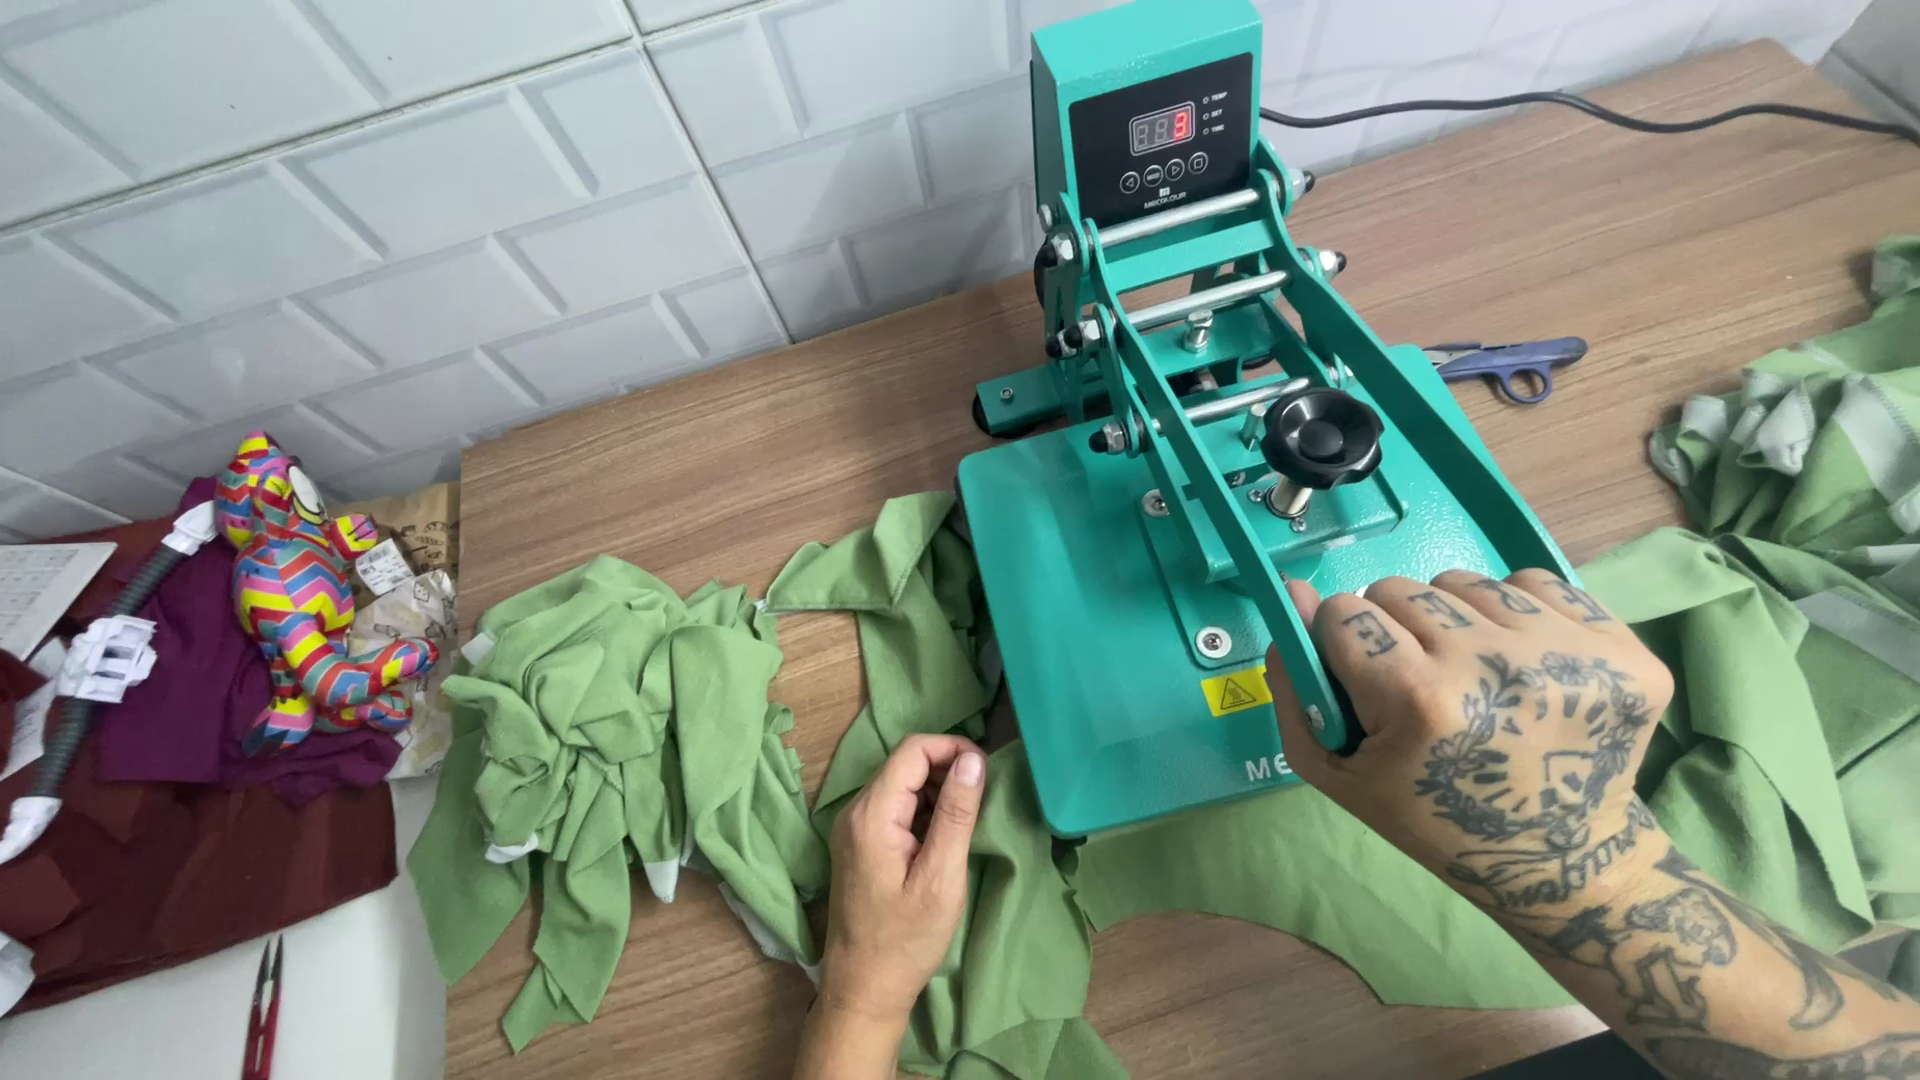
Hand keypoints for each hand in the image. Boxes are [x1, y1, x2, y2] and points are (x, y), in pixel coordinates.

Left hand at [818, 734, 985, 1025]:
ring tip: (967, 818)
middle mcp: (856, 811)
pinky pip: (895, 806)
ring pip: (901, 782)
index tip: (985, 770)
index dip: (952, 748)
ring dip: (937, 788)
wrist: (863, 992)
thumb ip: (957, 814)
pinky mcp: (860, 843)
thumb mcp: (941, 878)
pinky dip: (924, 808)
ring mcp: (854, 827)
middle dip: (947, 768)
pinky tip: (944, 835)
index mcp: (872, 814)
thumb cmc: (905, 940)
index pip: (912, 750)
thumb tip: (974, 760)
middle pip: (905, 763)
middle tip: (982, 797)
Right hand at [1265, 569, 1674, 910]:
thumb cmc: (1428, 817)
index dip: (1339, 641)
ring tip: (1465, 667)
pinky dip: (1512, 610)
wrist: (1560, 860)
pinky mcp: (1624, 651)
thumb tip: (1295, 593)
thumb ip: (1294, 680)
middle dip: (1388, 626)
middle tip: (1411, 677)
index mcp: (1420, 700)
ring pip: (1462, 580)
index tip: (1360, 677)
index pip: (1345, 612)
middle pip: (1399, 588)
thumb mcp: (1331, 767)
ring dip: (1447, 615)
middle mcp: (1496, 666)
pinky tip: (1517, 659)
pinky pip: (1534, 582)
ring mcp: (1570, 656)